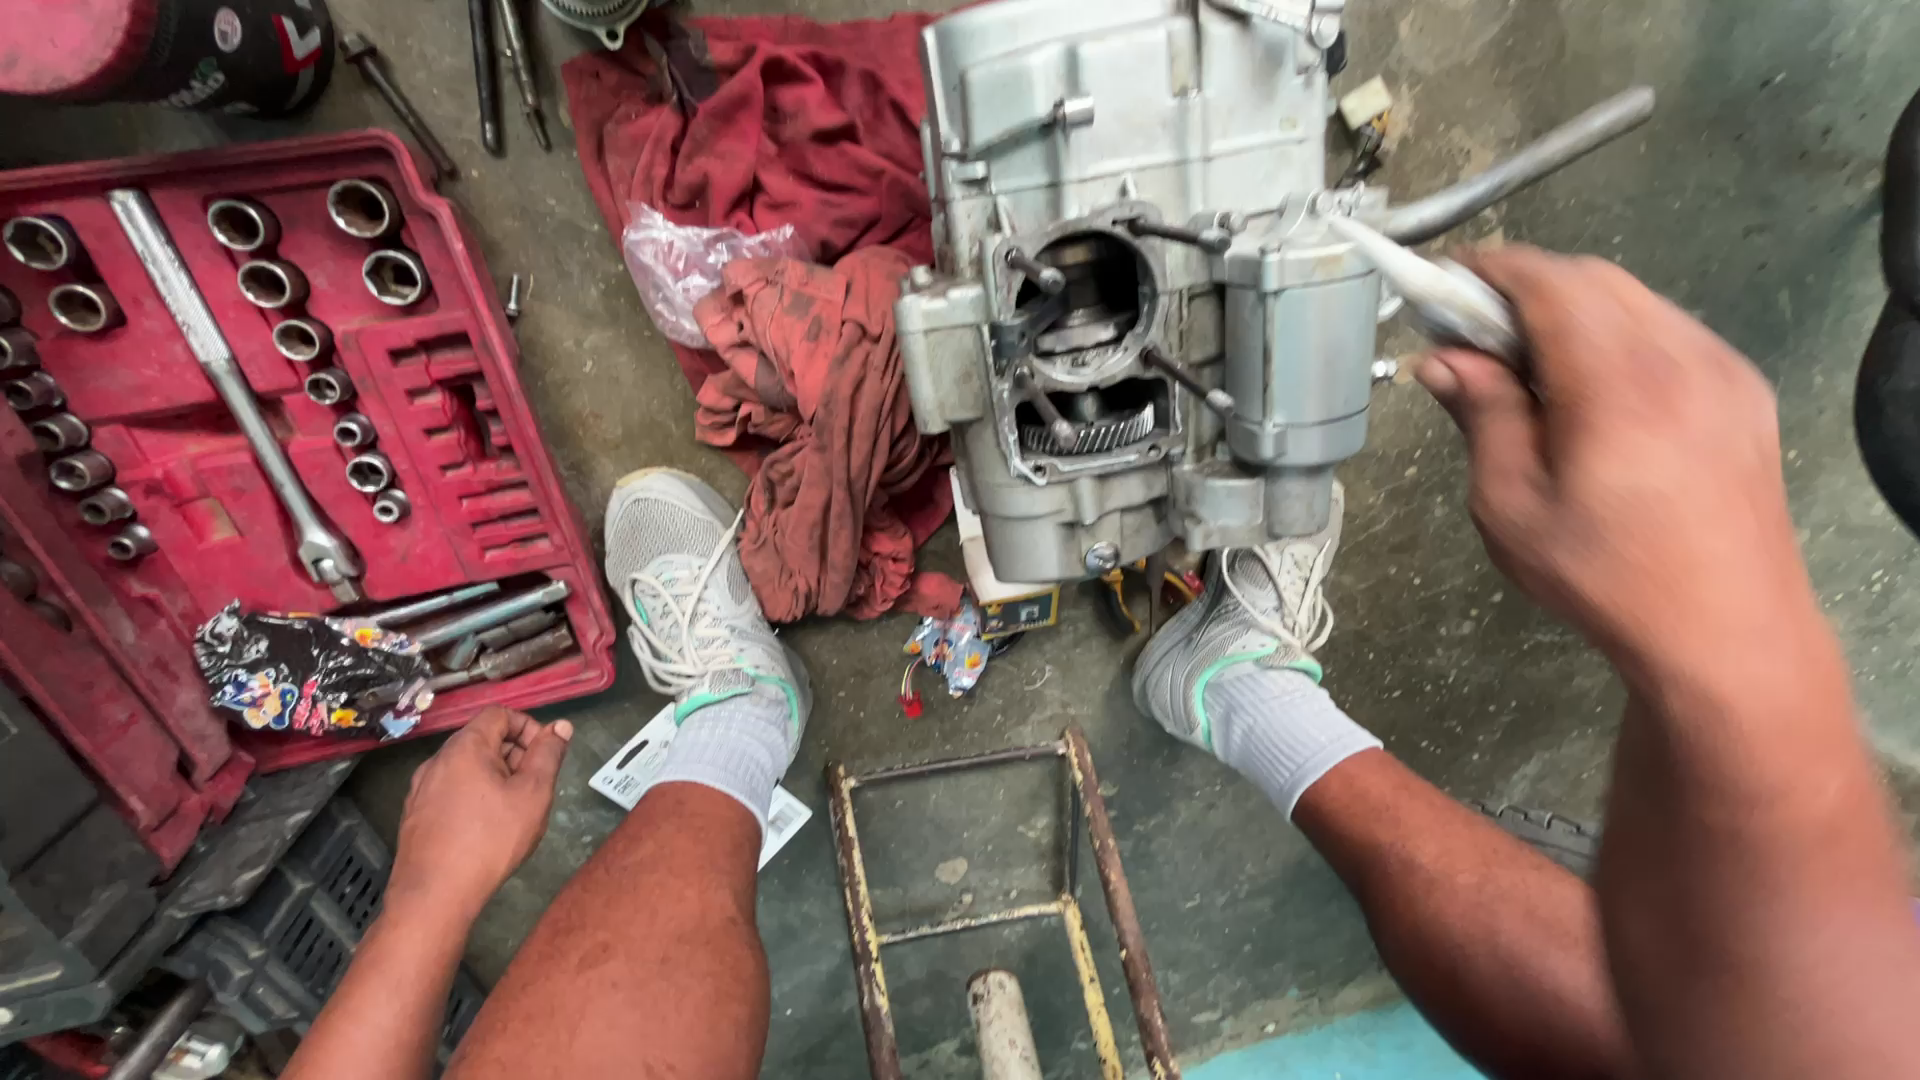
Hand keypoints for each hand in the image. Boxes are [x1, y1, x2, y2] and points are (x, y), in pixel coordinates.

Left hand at [386, 707, 573, 923]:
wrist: (433, 896)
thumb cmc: (491, 838)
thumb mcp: (534, 792)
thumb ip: (549, 753)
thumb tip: (560, 727)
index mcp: (465, 749)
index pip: (500, 714)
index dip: (529, 727)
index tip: (545, 756)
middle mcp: (437, 762)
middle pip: (484, 738)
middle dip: (516, 754)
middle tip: (535, 785)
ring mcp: (421, 790)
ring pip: (469, 766)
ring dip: (498, 776)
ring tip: (515, 808)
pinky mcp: (415, 815)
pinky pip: (453, 789)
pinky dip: (476, 794)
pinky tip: (487, 826)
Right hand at [1416, 246, 1812, 671]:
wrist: (1725, 630)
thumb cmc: (1597, 572)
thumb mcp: (1509, 501)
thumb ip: (1483, 416)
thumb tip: (1443, 360)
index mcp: (1619, 386)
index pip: (1553, 286)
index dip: (1492, 270)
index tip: (1443, 279)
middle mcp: (1683, 359)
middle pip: (1596, 279)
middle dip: (1523, 286)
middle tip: (1467, 328)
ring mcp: (1723, 372)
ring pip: (1634, 300)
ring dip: (1566, 308)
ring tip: (1515, 359)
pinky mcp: (1740, 393)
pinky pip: (1665, 330)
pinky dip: (1608, 331)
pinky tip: (1578, 382)